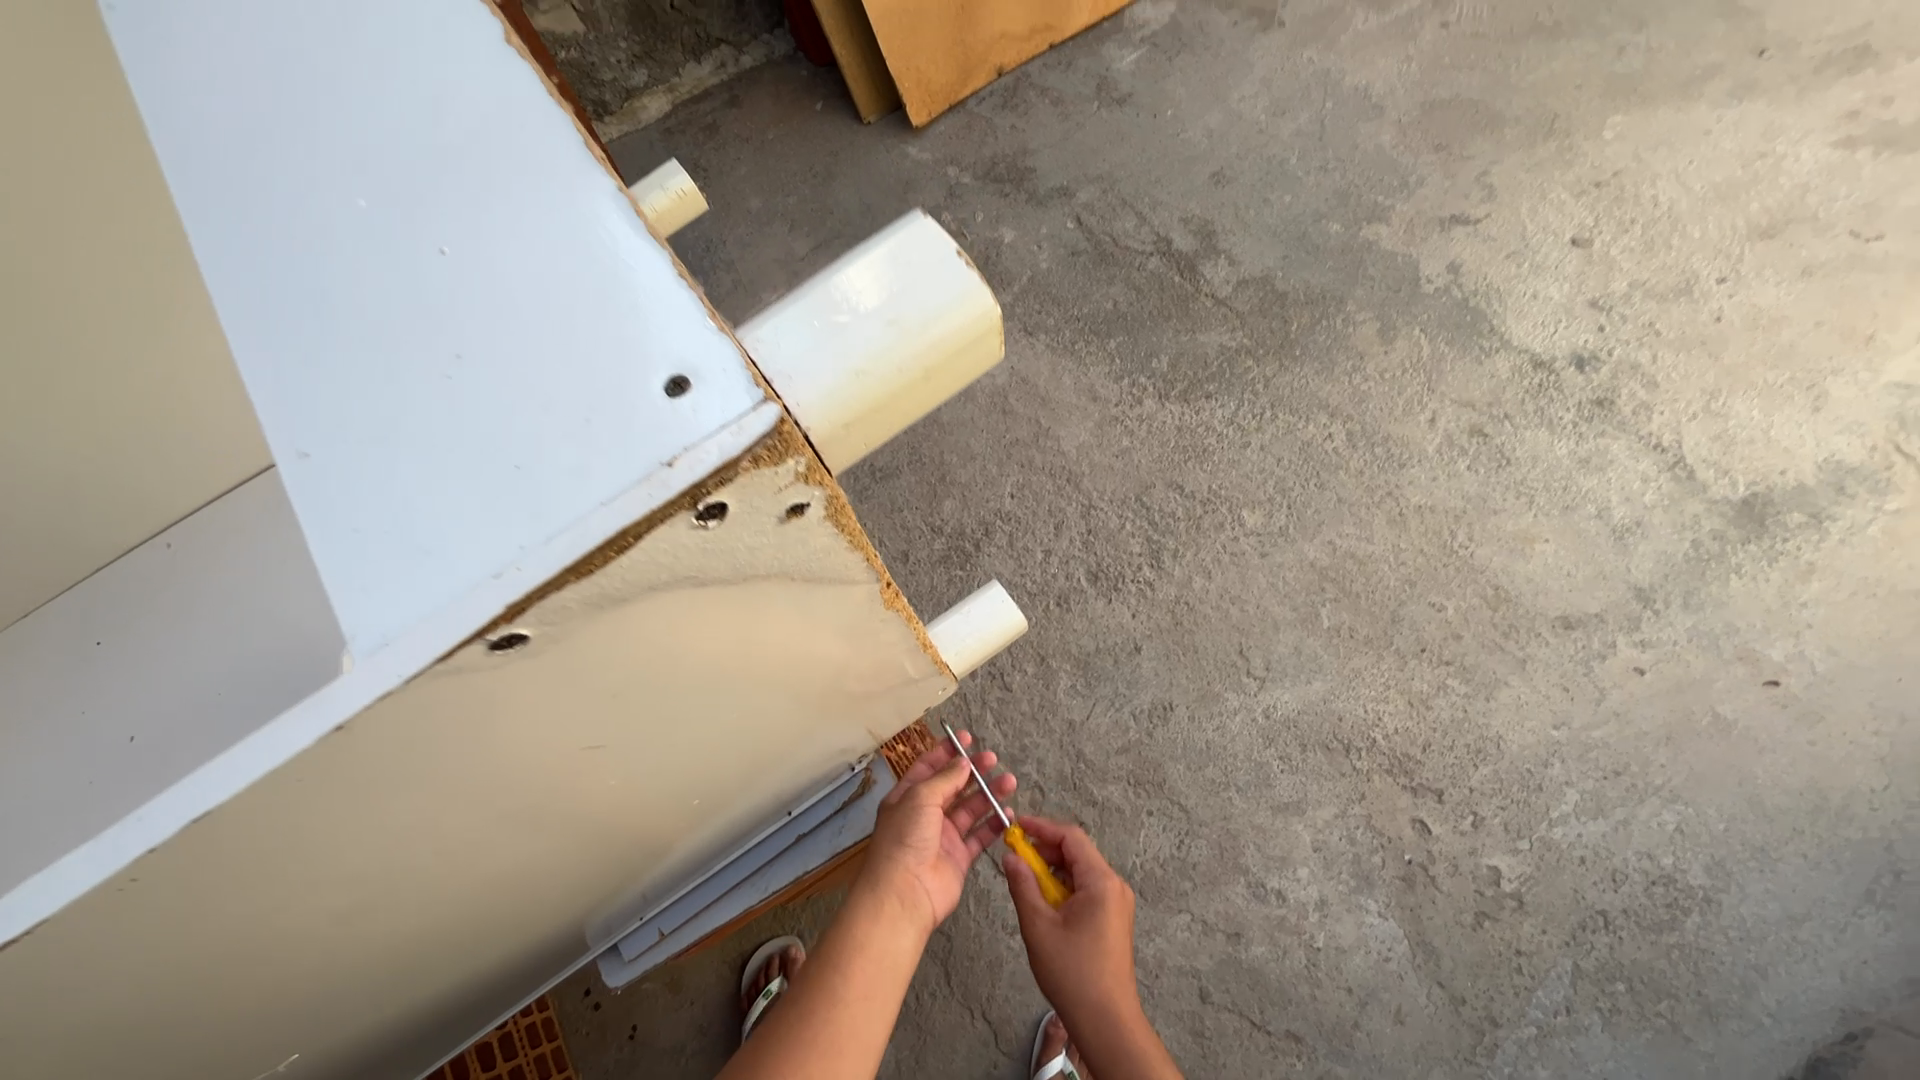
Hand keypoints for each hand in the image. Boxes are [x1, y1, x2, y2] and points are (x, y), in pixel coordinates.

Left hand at [860, 732, 1015, 935]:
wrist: (904, 894)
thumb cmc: (904, 840)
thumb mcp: (920, 798)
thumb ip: (945, 778)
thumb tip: (963, 762)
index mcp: (907, 797)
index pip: (928, 768)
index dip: (947, 752)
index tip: (967, 739)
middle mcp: (925, 815)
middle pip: (953, 786)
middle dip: (973, 771)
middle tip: (993, 759)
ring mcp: (943, 837)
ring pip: (970, 809)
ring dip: (989, 794)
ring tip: (1009, 782)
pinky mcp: (959, 858)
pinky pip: (979, 837)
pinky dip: (994, 825)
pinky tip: (1008, 814)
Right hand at [1002, 816, 1141, 1030]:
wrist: (1106, 1020)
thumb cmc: (1072, 973)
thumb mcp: (1038, 926)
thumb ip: (1023, 885)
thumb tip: (1011, 857)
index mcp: (1101, 881)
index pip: (1071, 837)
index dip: (1041, 827)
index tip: (1015, 827)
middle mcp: (1115, 885)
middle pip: (1078, 852)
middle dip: (1045, 851)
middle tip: (1015, 858)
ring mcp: (1117, 903)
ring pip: (1081, 871)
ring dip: (1053, 871)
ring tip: (1026, 883)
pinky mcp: (1114, 919)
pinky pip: (1087, 889)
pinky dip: (1064, 888)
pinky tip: (1045, 904)